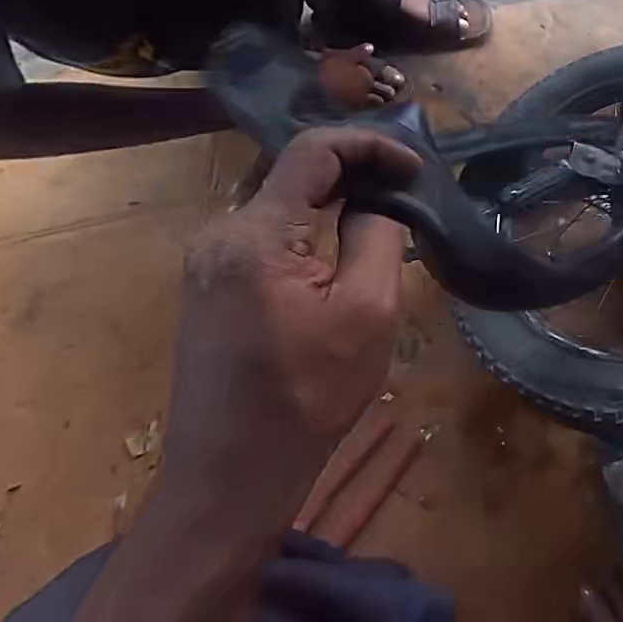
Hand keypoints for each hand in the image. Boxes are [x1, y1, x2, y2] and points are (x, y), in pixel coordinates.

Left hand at [168, 128, 421, 471]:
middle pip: (293, 168)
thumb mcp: (367, 313)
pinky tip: (340, 231)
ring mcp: (209, 256)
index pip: (313, 150)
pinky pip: (266, 225)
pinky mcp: (211, 279)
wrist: (229, 478)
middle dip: (355, 164)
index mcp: (255, 235)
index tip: (414, 166)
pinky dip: (309, 217)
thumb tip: (377, 197)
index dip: (369, 144)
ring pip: (280, 194)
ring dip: (332, 190)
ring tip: (383, 199)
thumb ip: (377, 235)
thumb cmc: (307, 399)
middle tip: (405, 181)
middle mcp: (221, 232)